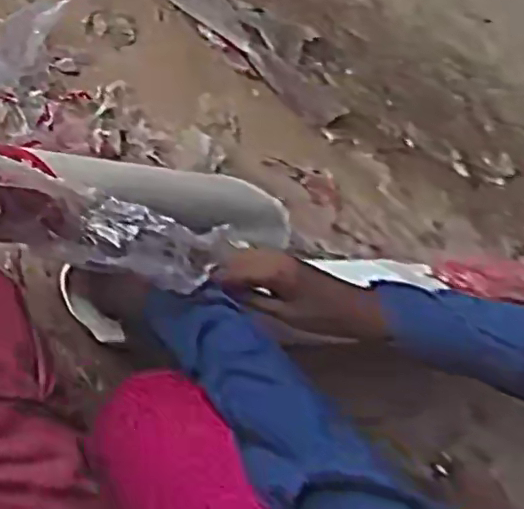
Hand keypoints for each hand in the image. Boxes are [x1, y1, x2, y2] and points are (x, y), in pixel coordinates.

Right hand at [214, 250, 389, 340]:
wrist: (368, 310)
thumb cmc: (329, 317)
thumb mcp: (288, 315)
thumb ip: (252, 300)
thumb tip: (223, 292)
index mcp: (270, 270)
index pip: (227, 272)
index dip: (214, 283)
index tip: (204, 293)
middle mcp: (266, 256)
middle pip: (227, 259)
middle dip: (216, 272)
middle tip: (210, 289)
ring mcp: (272, 253)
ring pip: (234, 255)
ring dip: (225, 268)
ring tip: (221, 284)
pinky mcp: (278, 256)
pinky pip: (246, 256)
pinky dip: (237, 266)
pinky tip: (238, 278)